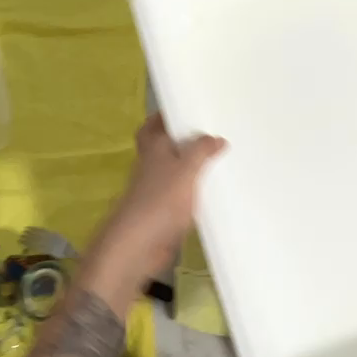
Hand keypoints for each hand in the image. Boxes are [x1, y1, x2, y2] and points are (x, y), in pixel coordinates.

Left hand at [80, 114, 226, 302]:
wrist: (138, 245)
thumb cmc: (160, 199)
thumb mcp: (186, 169)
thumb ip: (201, 151)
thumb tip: (217, 138)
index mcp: (153, 148)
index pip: (153, 125)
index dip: (164, 117)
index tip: (185, 110)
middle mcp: (151, 165)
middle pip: (163, 148)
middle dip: (181, 142)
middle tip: (207, 136)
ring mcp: (155, 190)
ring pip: (173, 172)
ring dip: (189, 168)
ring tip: (217, 162)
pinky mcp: (162, 213)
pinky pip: (179, 196)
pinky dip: (192, 193)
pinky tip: (212, 194)